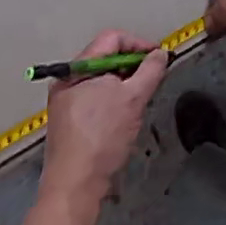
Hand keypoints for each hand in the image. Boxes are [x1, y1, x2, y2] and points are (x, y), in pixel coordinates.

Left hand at [39, 31, 167, 205]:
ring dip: (123, 85)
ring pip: (101, 81)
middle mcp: (67, 80)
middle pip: (105, 58)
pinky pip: (94, 99)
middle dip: (132, 66)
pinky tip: (122, 119)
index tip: (159, 58)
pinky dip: (112, 101)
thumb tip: (160, 54)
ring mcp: (65, 102)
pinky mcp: (67, 123)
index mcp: (77, 68)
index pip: (112, 39)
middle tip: (152, 79)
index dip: (138, 44)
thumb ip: (150, 71)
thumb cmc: (102, 137)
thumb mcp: (134, 99)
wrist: (74, 185)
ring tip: (139, 101)